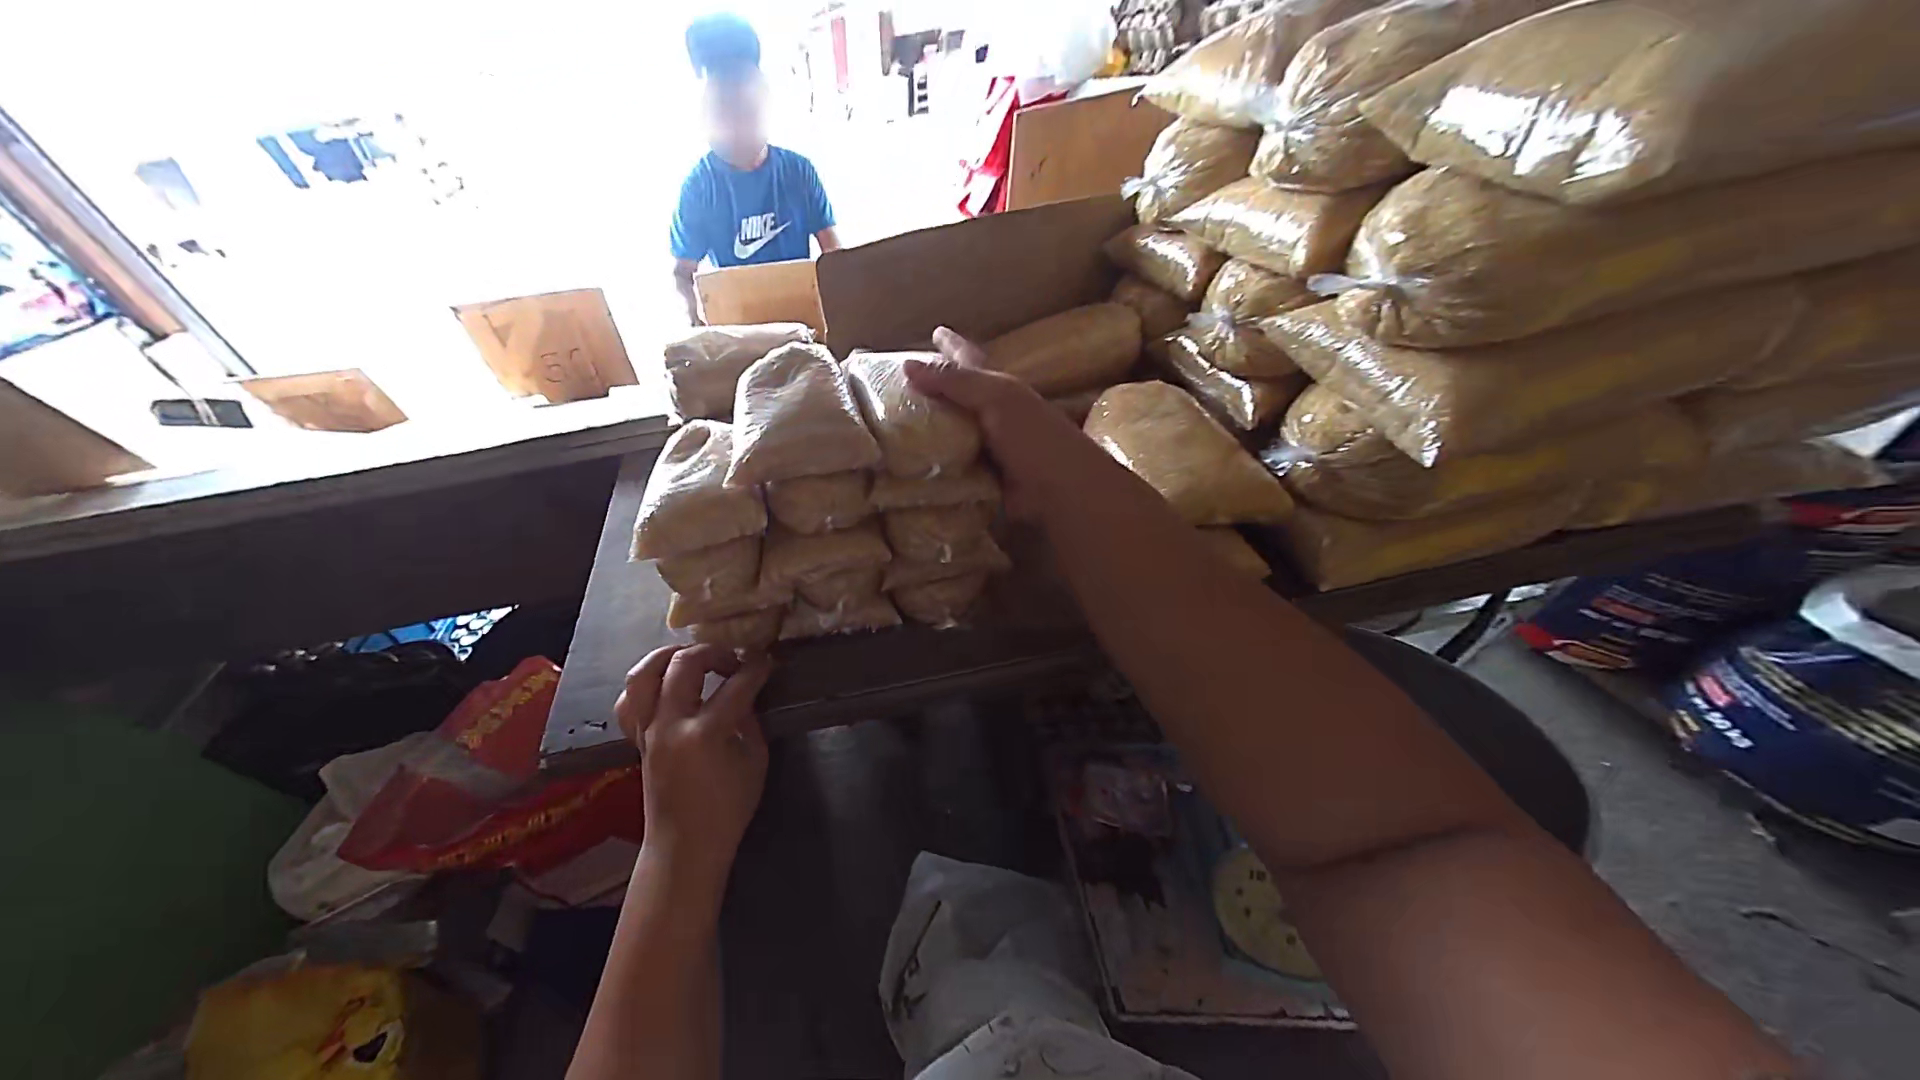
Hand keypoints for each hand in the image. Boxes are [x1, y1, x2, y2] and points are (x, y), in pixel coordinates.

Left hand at [617, 644, 774, 876]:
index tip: (767, 660)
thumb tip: (744, 692)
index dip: (756, 668)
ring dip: (670, 656)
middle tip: (732, 659)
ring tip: (693, 658)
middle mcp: (670, 725)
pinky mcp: (637, 739)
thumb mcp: (755, 760)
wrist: (685, 847)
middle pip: (683, 665)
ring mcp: (648, 731)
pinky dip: (646, 684)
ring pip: (644, 675)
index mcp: (705, 734)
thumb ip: (749, 720)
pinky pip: (630, 701)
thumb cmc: (728, 809)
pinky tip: (666, 683)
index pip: (735, 685)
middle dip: (713, 652)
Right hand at [905, 326, 1106, 518]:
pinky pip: (949, 467)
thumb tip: (907, 365)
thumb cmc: (1034, 437)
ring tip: (891, 427)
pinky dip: (932, 466)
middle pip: (955, 398)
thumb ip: (954, 381)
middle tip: (897, 385)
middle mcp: (991, 415)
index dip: (953, 345)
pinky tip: (909, 465)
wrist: (1059, 491)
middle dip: (931, 391)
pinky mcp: (979, 479)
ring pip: (948, 435)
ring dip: (926, 432)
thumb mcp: (995, 398)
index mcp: (998, 388)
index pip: (969, 359)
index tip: (936, 330)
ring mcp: (985, 449)